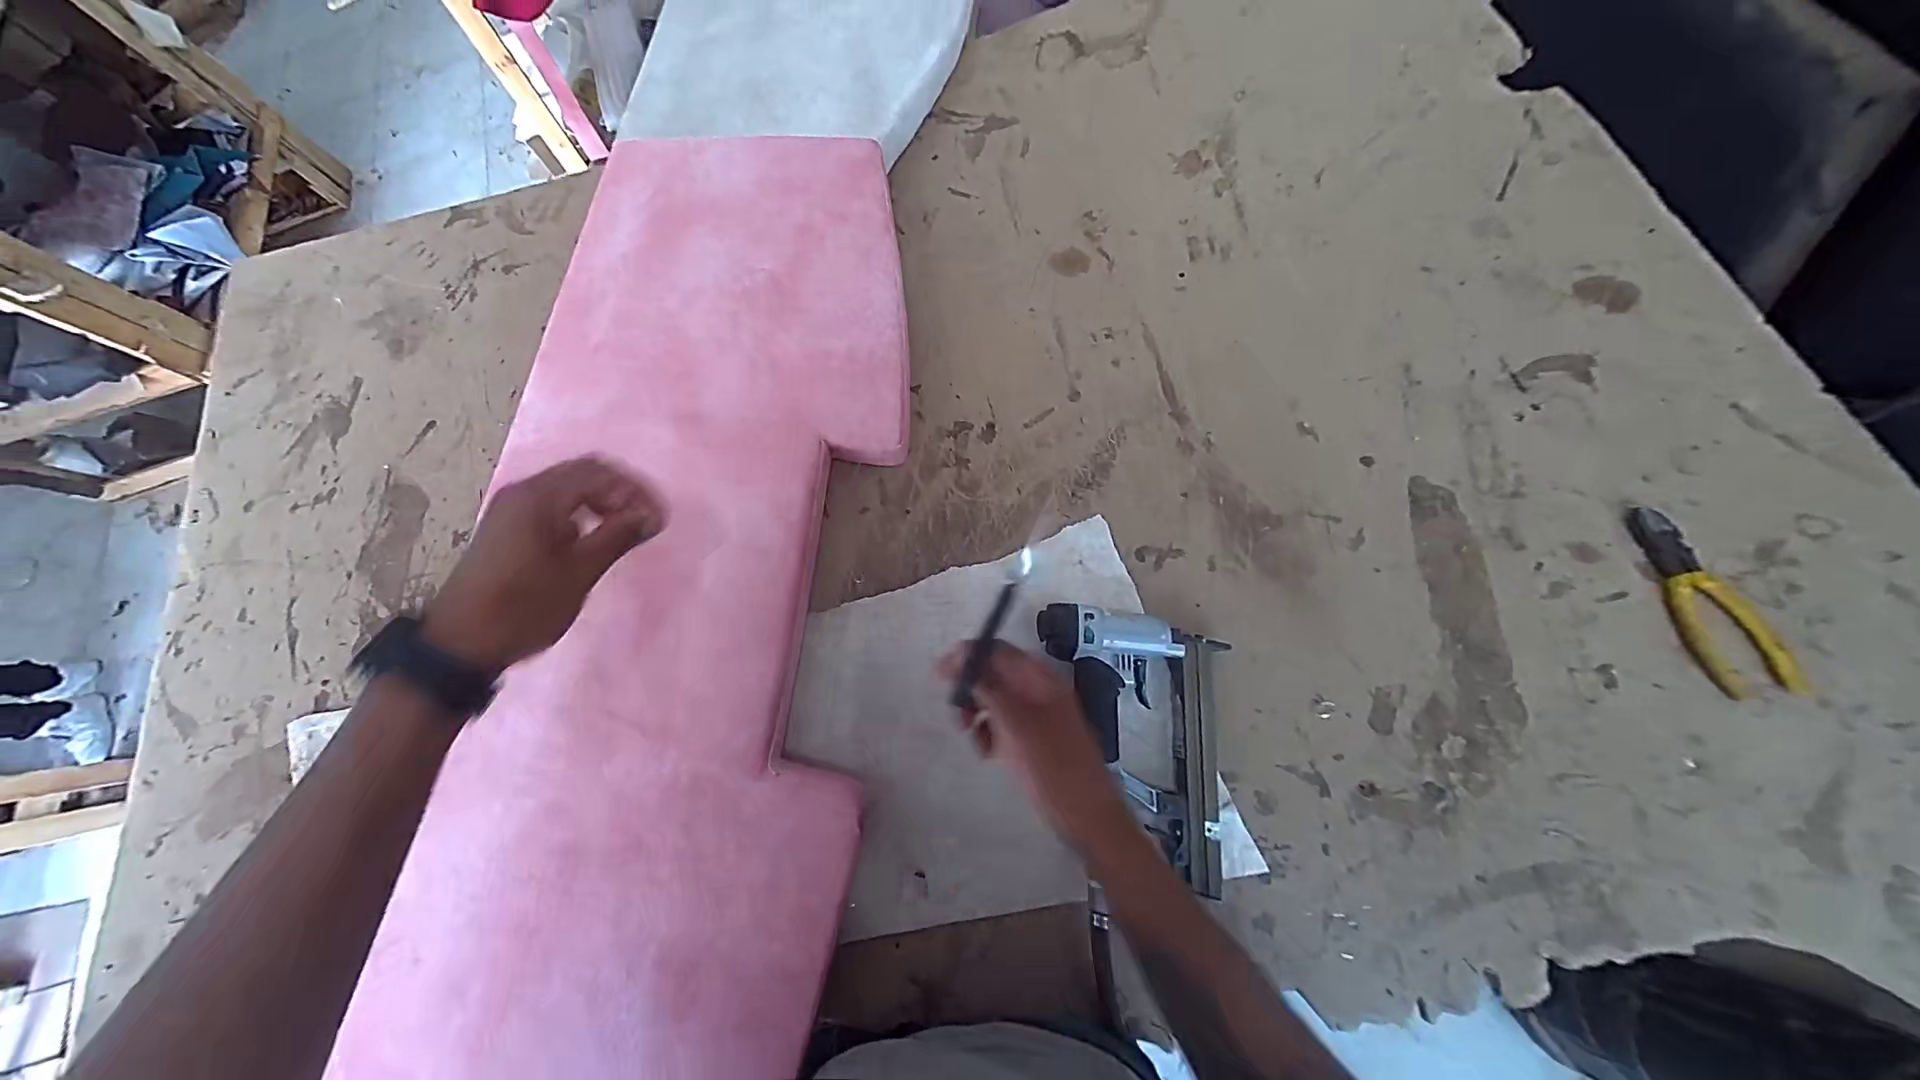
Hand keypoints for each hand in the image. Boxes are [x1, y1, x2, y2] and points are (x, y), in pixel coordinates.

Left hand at [422, 456, 665, 670]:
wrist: (462, 643)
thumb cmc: (525, 607)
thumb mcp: (580, 572)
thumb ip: (618, 536)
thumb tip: (651, 515)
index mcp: (540, 498)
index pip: (600, 472)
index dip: (636, 491)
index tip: (658, 519)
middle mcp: (523, 492)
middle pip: (584, 472)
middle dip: (622, 492)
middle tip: (646, 521)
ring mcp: (512, 507)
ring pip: (570, 486)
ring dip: (603, 501)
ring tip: (627, 530)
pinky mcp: (509, 525)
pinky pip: (555, 502)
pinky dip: (582, 510)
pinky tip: (595, 536)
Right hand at [938, 642, 1135, 856]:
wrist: (1087, 816)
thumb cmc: (1052, 768)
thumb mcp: (1014, 724)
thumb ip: (987, 689)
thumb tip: (961, 660)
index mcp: (1041, 680)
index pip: (999, 651)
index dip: (968, 656)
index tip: (940, 673)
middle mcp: (1040, 691)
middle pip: (996, 674)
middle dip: (971, 689)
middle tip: (956, 713)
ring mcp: (1039, 715)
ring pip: (997, 700)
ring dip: (977, 713)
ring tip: (971, 737)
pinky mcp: (1036, 738)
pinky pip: (1004, 723)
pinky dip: (990, 731)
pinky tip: (987, 752)